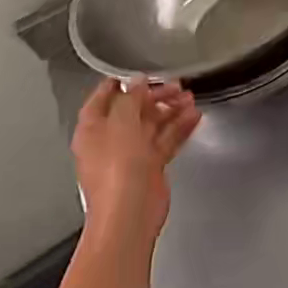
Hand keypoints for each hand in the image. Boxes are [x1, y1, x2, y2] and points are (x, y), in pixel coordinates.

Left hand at [72, 79, 200, 239]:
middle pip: (133, 110)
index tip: (140, 72)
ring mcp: (131, 155)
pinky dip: (180, 128)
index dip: (121, 83)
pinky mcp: (150, 167)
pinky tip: (194, 117)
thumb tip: (137, 81)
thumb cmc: (117, 171)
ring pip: (153, 124)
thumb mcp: (121, 124)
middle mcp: (110, 140)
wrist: (129, 215)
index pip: (103, 98)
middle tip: (175, 85)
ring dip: (171, 110)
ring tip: (189, 98)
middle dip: (155, 96)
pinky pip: (166, 140)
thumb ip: (130, 98)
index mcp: (93, 130)